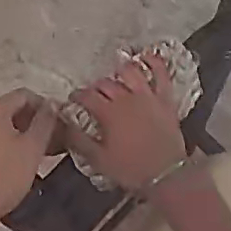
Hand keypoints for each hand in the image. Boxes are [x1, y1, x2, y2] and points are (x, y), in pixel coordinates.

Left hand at [0, 90, 56, 228]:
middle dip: (32, 119)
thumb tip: (51, 105)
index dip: (44, 105)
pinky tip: (14, 162)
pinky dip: (4, 143)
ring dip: (19, 132)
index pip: (24, 94)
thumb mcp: (33, 147)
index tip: (57, 123)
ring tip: (34, 152)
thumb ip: (45, 121)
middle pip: (9, 107)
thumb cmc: (5, 176)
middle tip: (49, 138)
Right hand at [64, 53, 188, 191]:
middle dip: (96, 87)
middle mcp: (127, 98)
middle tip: (94, 94)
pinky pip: (161, 74)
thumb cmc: (131, 169)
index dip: (77, 96)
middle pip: (106, 83)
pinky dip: (154, 62)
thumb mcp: (99, 160)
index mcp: (109, 113)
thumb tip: (65, 125)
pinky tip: (146, 57)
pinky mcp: (165, 98)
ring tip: (116, 74)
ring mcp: (148, 96)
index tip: (73, 100)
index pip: (87, 96)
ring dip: (120, 70)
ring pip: (131, 72)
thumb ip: (80, 141)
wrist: (166, 174)